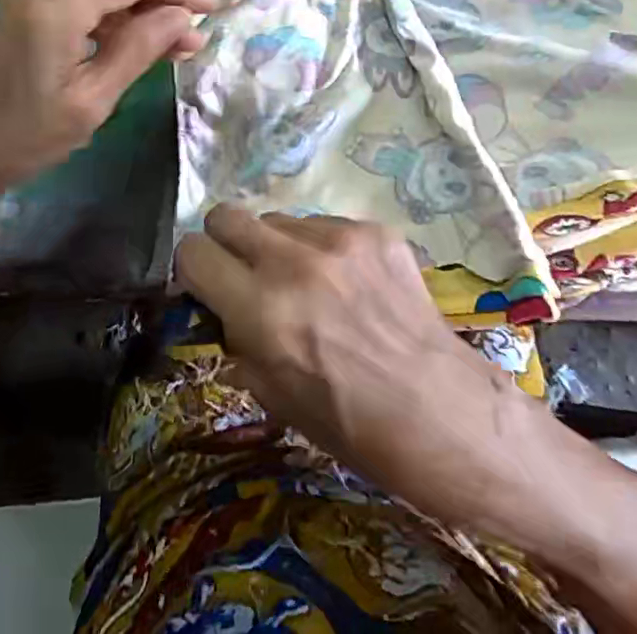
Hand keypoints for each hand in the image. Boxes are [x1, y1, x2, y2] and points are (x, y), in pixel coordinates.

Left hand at [0, 0, 212, 269]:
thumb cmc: (23, 139)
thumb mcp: (90, 101)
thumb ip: (138, 50)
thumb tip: (183, 18)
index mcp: (56, 4)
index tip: (214, 9)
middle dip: (162, 3)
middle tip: (197, 39)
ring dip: (139, 14)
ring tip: (175, 48)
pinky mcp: (23, 13)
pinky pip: (79, 6)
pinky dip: (110, 23)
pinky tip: (134, 46)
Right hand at [175, 206, 548, 532]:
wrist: (444, 414)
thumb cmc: (349, 421)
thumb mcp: (268, 391)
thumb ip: (234, 334)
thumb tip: (220, 304)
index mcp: (260, 309)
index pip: (192, 251)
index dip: (193, 270)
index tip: (207, 287)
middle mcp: (293, 263)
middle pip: (224, 214)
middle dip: (225, 243)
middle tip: (245, 274)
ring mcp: (339, 240)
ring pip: (275, 219)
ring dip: (277, 247)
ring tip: (308, 285)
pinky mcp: (376, 232)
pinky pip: (323, 225)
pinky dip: (322, 250)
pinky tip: (348, 285)